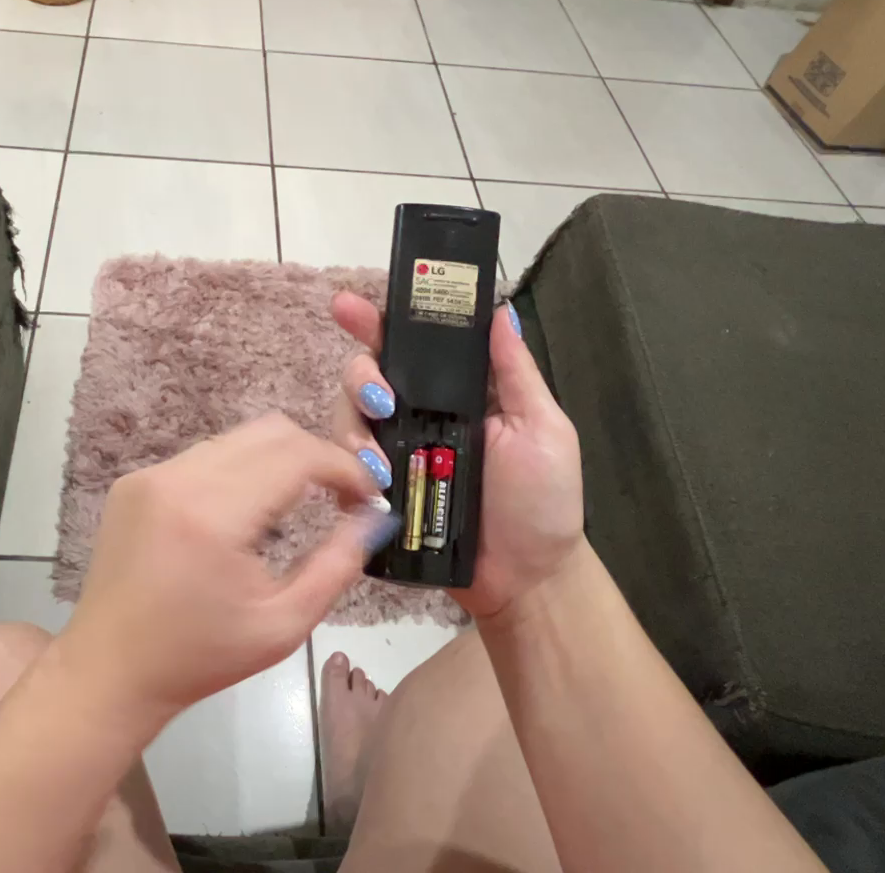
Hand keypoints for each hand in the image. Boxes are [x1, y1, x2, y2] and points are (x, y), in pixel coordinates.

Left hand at [57, 413, 398, 721]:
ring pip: (237, 438)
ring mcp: (151, 474)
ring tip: (296, 504)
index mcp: (214, 515)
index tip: (368, 496)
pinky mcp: (135, 480)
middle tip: (338, 497)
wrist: (109, 670)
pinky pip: (204, 456)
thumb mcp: (284, 624)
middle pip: (270, 430)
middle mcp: (178, 478)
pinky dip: (238, 470)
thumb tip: (374, 516)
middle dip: (315, 455)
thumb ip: (337, 564)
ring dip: (277, 461)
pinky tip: (244, 513)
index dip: (344, 467)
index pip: (297, 455)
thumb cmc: (200, 657)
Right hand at [329, 292, 583, 621]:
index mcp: (452, 391)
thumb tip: (499, 311)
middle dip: (360, 377)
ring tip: (380, 463)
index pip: (408, 345)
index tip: (350, 306)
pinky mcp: (374, 495)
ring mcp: (391, 455)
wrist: (528, 578)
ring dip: (354, 431)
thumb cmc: (542, 500)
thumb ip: (515, 373)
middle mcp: (413, 414)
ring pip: (346, 420)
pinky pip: (342, 473)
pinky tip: (372, 488)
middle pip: (363, 376)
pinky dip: (348, 475)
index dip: (375, 321)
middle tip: (380, 397)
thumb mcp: (542, 428)